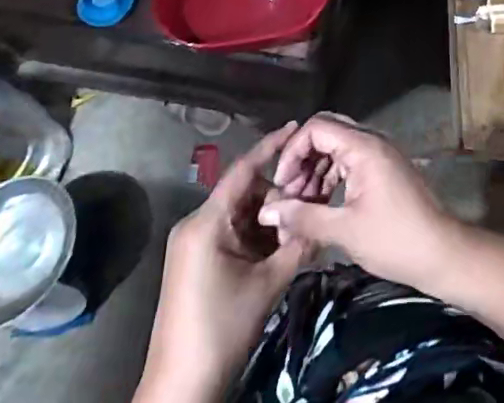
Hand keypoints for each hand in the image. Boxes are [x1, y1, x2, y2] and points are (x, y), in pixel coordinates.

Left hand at [137, 122, 314, 402]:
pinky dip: (256, 238)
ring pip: (240, 216)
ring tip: (300, 229)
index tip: (295, 127)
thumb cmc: (221, 329)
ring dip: (269, 221)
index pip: (243, 171)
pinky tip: (280, 248)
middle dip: (277, 197)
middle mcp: (196, 224)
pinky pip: (231, 235)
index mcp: (206, 221)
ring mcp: (194, 243)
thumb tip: (322, 223)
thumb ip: (296, 248)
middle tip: (310, 203)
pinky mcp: (196, 261)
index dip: (270, 147)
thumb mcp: (266, 286)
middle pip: (244, 194)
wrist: (182, 384)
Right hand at [257, 114, 460, 288]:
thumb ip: (304, 216)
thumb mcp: (344, 230)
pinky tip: (321, 204)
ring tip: (301, 203)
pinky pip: (350, 161)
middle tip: (288, 190)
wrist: (445, 255)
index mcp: (363, 146)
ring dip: (316, 170)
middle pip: (326, 133)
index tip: (281, 184)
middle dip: (302, 159)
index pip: (316, 128)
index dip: (293, 152)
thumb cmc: (395, 240)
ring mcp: (380, 154)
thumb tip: (266, 210)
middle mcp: (372, 141)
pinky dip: (332, 177)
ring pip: (337, 148)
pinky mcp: (385, 170)